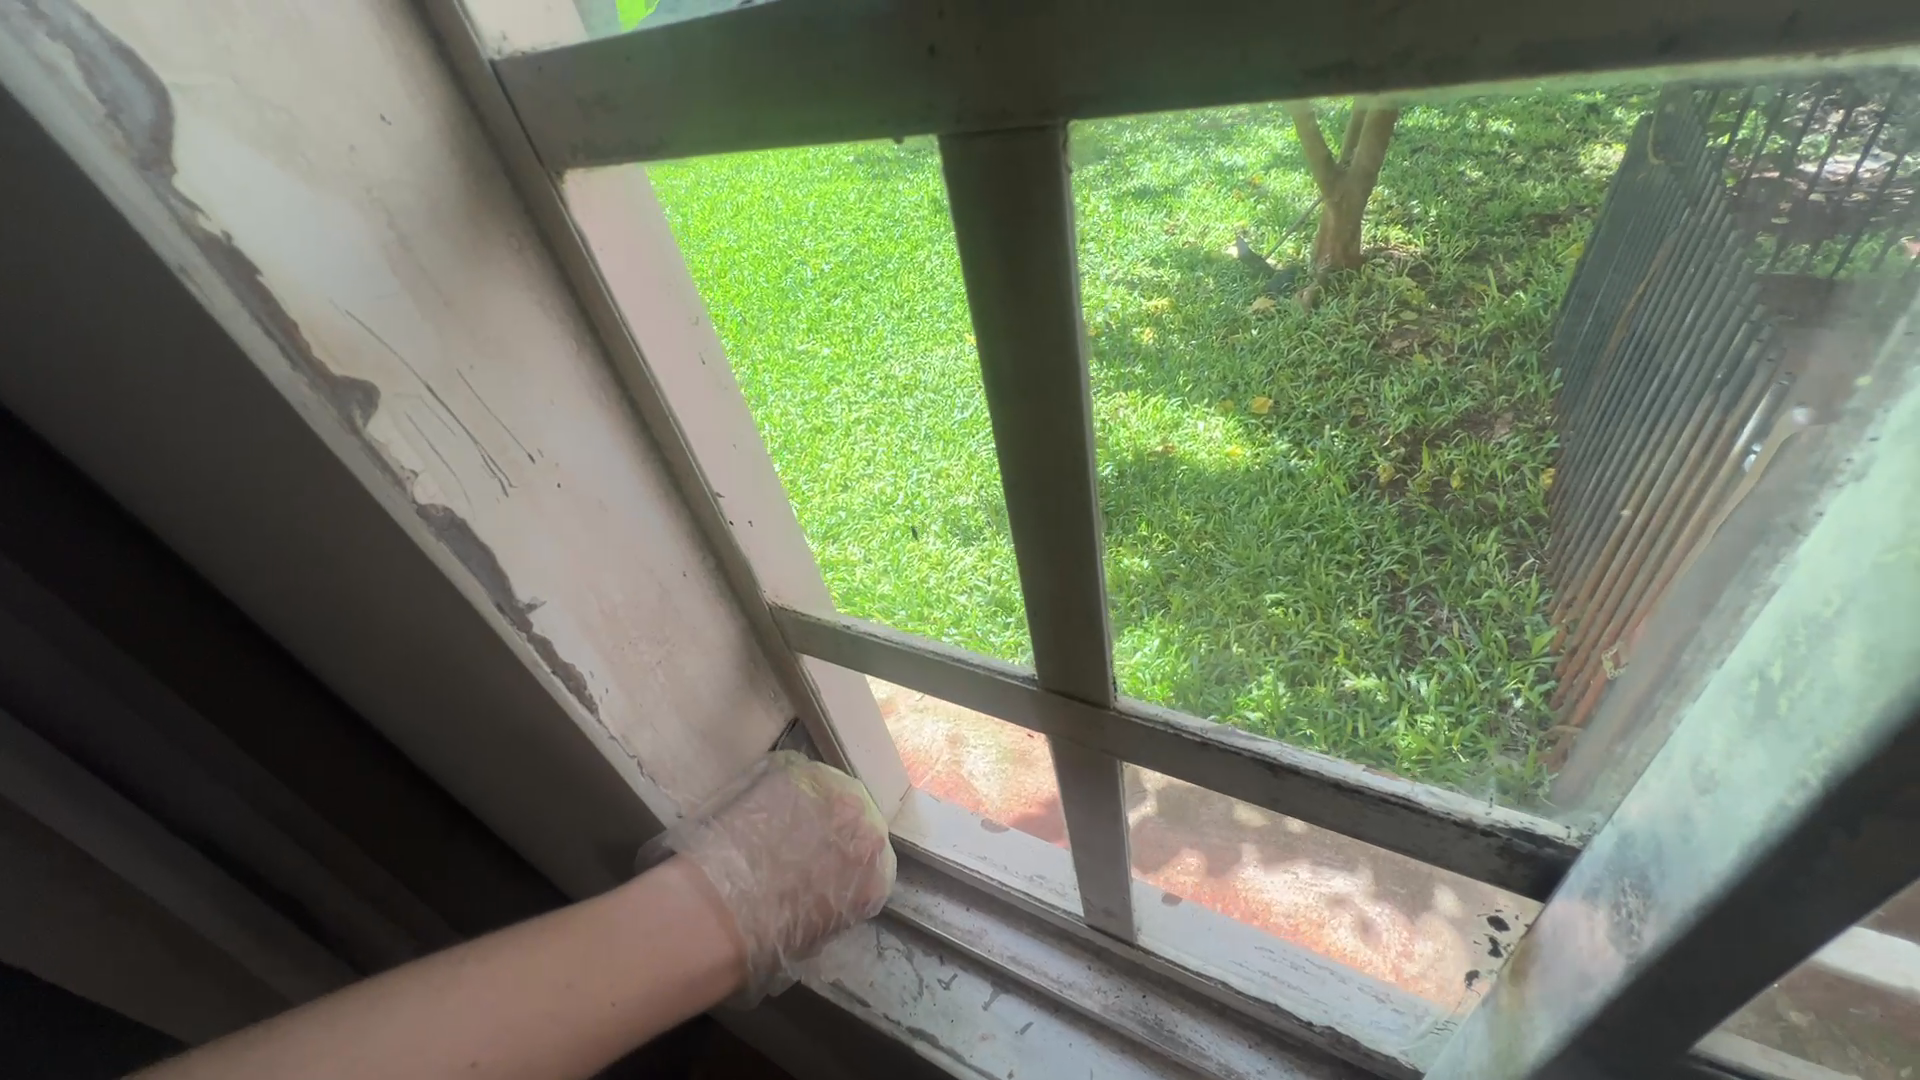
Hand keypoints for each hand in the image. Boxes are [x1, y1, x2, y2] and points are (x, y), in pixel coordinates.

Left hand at [665, 751, 895, 1003]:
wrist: (721, 913)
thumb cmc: (768, 939)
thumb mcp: (820, 932)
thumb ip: (839, 901)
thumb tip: (827, 889)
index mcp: (876, 872)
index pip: (874, 862)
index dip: (848, 862)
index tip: (828, 866)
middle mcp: (865, 825)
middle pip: (857, 817)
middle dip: (835, 827)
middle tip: (803, 841)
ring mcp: (833, 792)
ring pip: (831, 791)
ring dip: (812, 804)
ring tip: (781, 821)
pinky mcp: (797, 773)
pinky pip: (797, 776)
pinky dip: (783, 789)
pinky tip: (763, 807)